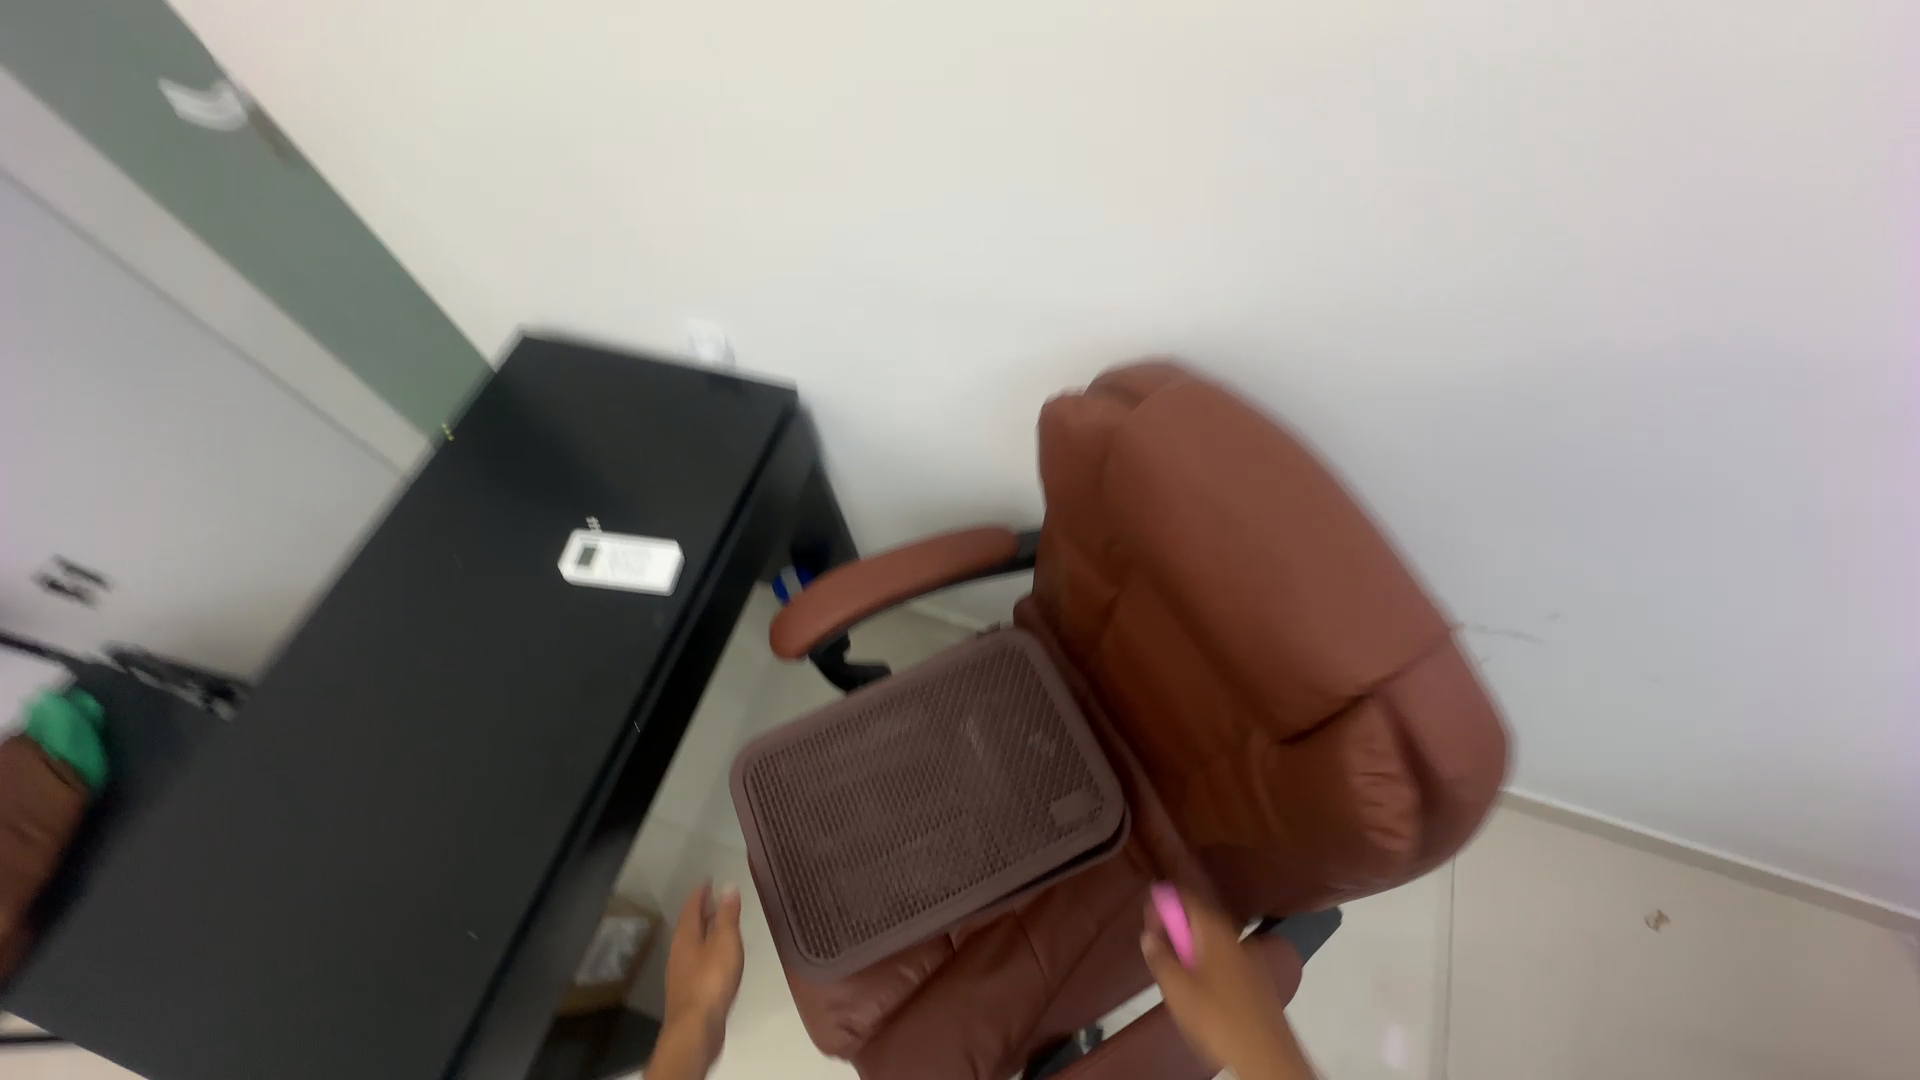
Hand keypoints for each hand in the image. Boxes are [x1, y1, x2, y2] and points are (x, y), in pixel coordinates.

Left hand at [660, 881, 744, 1069]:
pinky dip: (706, 948)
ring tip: (719, 923)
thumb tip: (727, 886)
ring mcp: (681, 971)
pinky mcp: (688, 989)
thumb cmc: (711, 979)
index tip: (709, 879)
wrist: (695, 1028)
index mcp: (686, 935)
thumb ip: (728, 914)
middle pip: (690, 923)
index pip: (692, 905)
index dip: (701, 891)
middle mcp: (679, 950)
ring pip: (692, 942)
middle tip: (715, 898)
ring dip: (704, 930)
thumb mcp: (726, 941)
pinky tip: (717, 955)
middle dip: (702, 910)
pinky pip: (696, 958)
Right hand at [1141, 886, 1311, 1079]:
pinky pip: (1227, 960)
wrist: (1268, 1059)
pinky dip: (1210, 965)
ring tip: (1178, 976)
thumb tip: (1148, 935)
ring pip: (1214, 943)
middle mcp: (1236, 936)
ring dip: (1193, 950)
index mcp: (1214, 930)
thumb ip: (1159, 957)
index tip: (1149, 919)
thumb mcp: (1177, 989)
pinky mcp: (1260, 980)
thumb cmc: (1218, 1018)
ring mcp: (1252, 958)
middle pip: (1200, 920)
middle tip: (1160, 950)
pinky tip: (1203, 992)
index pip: (1186, 897)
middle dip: (1178, 930)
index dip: (1164, 901)